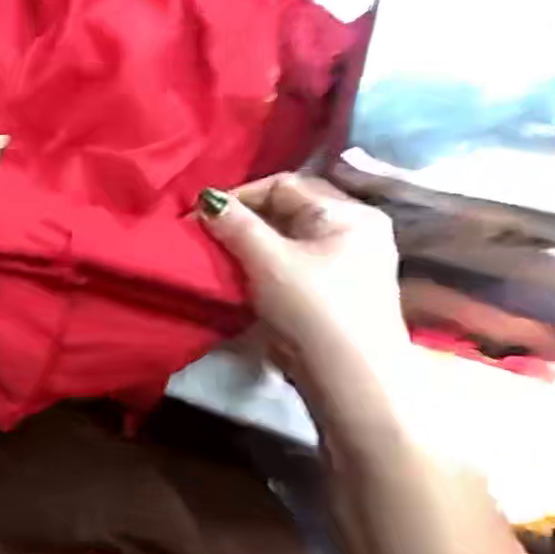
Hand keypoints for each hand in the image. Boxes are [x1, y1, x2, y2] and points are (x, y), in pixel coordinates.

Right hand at [198, 171, 408, 389]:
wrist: (347, 369)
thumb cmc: (311, 306)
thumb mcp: (268, 261)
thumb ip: (236, 226)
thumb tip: (205, 198)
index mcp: (348, 213)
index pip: (284, 184)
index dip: (239, 196)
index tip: (200, 218)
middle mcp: (354, 227)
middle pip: (287, 207)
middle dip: (243, 218)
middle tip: (206, 236)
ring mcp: (347, 257)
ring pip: (287, 234)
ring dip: (250, 241)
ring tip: (220, 256)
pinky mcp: (334, 284)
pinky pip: (292, 258)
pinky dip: (264, 260)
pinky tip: (245, 275)